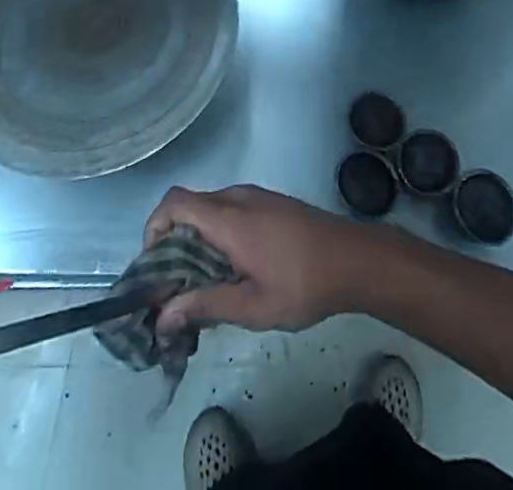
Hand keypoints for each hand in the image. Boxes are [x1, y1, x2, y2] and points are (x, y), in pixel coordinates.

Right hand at [144, 185, 383, 333]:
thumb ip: (205, 306)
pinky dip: (219, 234)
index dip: (154, 227)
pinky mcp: (273, 204)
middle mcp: (239, 197)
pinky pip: (232, 211)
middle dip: (174, 243)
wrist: (358, 260)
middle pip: (190, 207)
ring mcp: (259, 197)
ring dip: (198, 240)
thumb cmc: (304, 285)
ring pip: (211, 209)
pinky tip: (233, 270)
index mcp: (230, 218)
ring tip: (203, 284)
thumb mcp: (252, 306)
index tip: (156, 266)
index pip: (175, 202)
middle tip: (175, 286)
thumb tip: (162, 315)